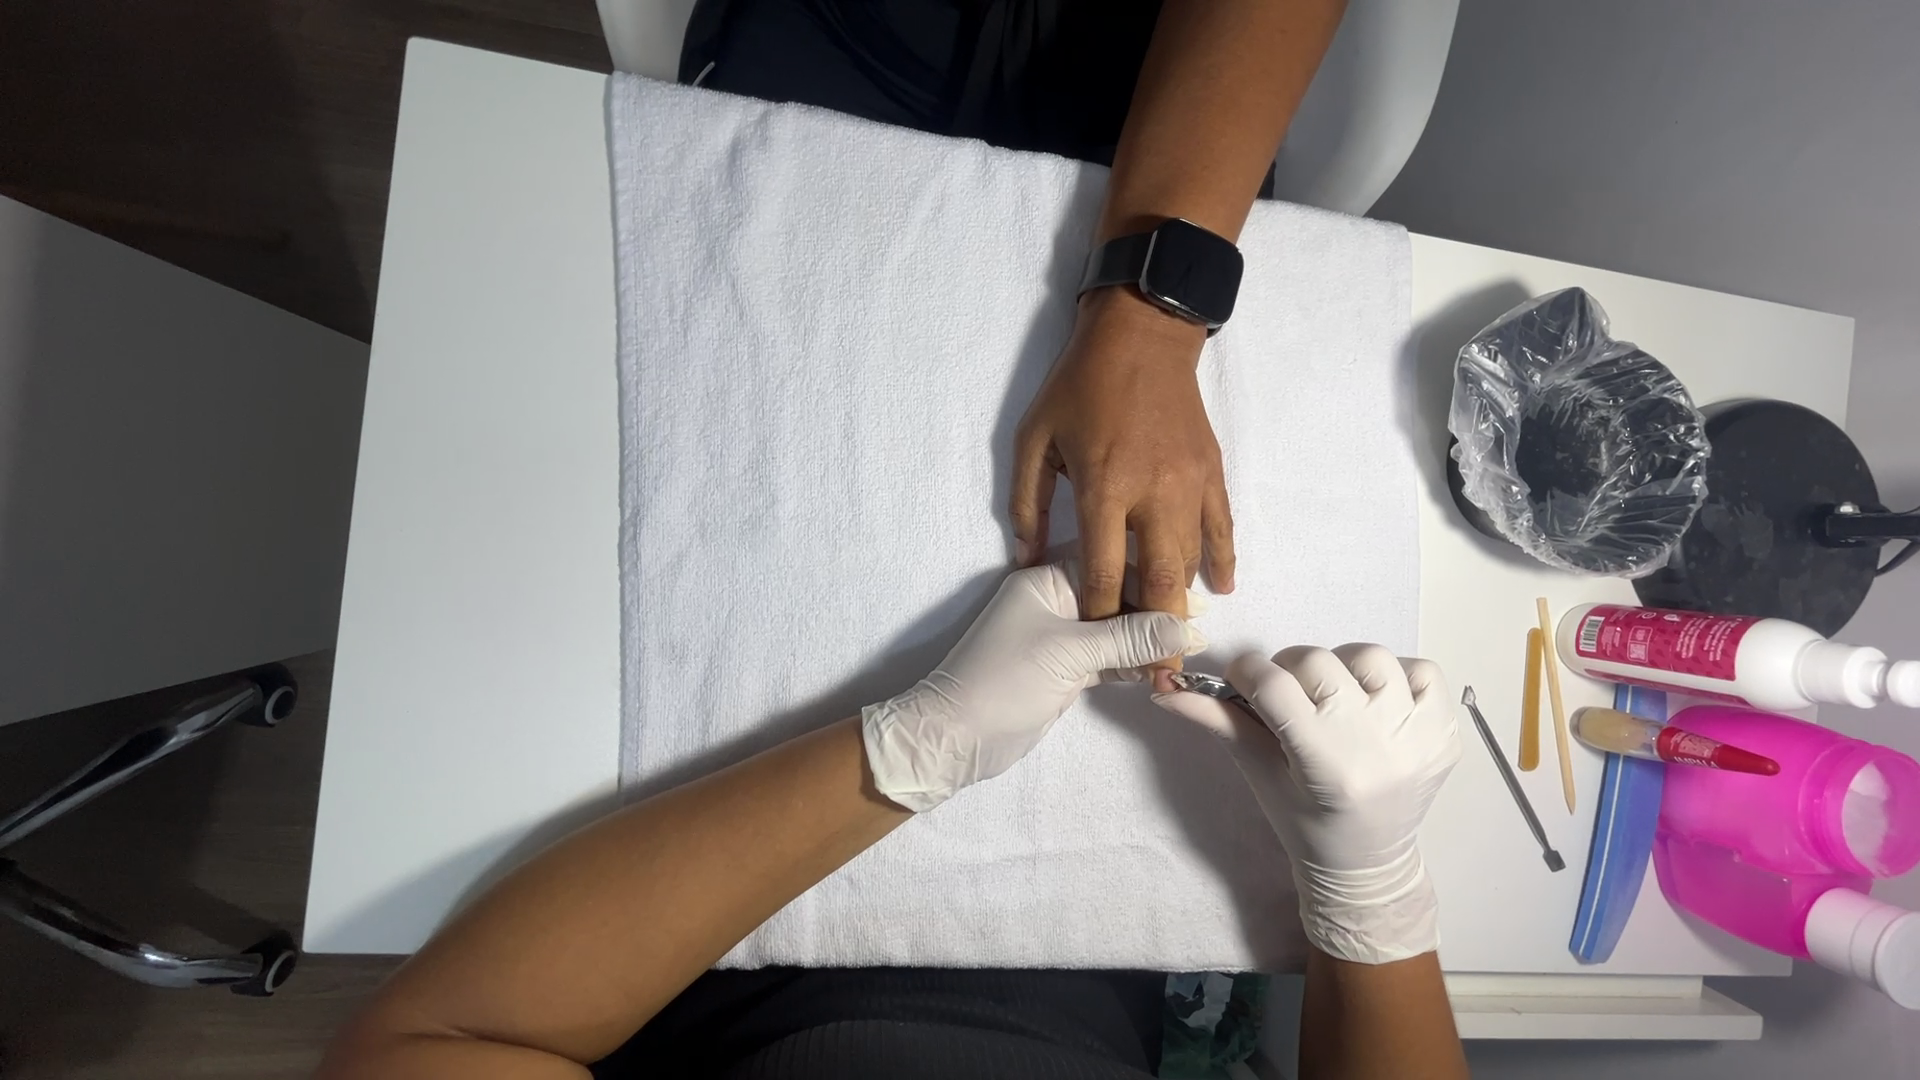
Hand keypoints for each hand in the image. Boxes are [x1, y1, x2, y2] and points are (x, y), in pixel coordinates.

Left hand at [862, 561, 1203, 811]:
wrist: (958, 735)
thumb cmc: (1007, 679)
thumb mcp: (1070, 652)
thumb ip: (1129, 637)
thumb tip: (1188, 626)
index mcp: (1048, 579)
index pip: (1112, 569)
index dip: (1153, 586)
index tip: (1197, 604)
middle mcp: (1056, 600)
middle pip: (1117, 600)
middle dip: (1155, 617)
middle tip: (1198, 634)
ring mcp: (1061, 636)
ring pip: (1116, 632)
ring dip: (1147, 644)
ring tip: (1187, 655)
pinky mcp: (1065, 668)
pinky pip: (1108, 658)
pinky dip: (1131, 664)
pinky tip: (1161, 671)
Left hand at [1010, 289, 1235, 640]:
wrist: (1142, 335)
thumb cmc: (1078, 388)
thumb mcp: (1034, 440)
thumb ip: (1027, 505)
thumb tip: (1026, 559)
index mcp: (1104, 488)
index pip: (1105, 575)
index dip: (1102, 618)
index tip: (1098, 647)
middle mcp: (1153, 494)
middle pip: (1158, 581)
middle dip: (1152, 631)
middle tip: (1150, 669)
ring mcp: (1191, 484)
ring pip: (1193, 561)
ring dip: (1182, 602)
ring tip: (1172, 637)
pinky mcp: (1213, 472)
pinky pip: (1223, 528)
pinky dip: (1222, 560)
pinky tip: (1219, 587)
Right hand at [1155, 645, 1461, 963]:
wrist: (1367, 862)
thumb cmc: (1300, 818)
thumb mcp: (1255, 770)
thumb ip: (1214, 721)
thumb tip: (1162, 689)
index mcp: (1326, 764)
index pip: (1275, 685)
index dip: (1247, 671)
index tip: (1241, 681)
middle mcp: (1379, 748)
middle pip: (1318, 662)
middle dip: (1288, 670)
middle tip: (1285, 697)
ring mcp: (1420, 739)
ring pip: (1370, 656)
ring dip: (1341, 669)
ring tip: (1333, 698)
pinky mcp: (1448, 732)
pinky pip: (1422, 669)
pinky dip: (1394, 677)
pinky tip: (1375, 704)